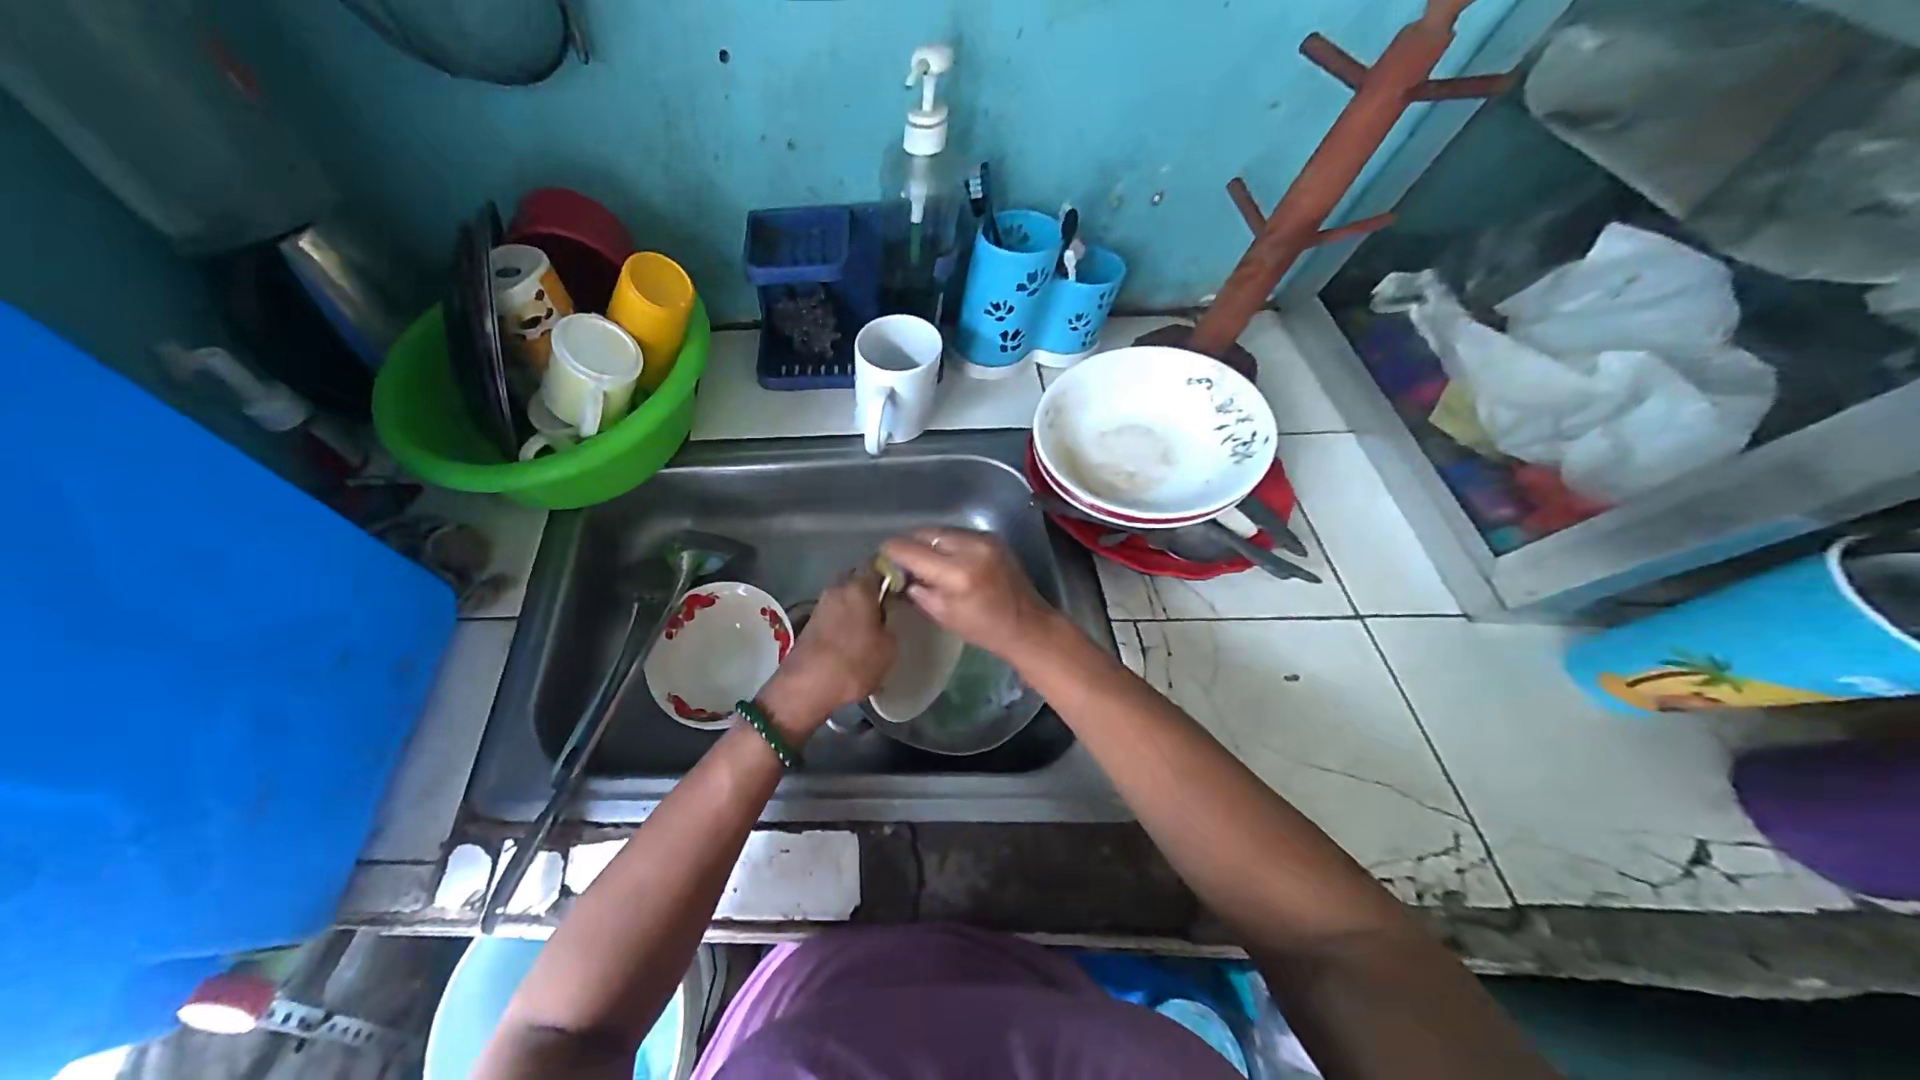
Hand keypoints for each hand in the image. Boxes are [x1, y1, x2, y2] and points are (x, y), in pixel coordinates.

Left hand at [761, 570, 895, 729]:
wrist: (806, 686)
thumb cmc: (854, 662)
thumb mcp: (888, 648)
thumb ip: (889, 626)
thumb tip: (883, 621)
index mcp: (859, 587)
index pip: (877, 564)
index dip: (891, 571)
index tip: (903, 583)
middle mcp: (837, 588)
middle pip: (857, 578)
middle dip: (871, 588)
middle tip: (887, 605)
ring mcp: (820, 605)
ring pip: (845, 596)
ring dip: (856, 605)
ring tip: (872, 625)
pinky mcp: (810, 623)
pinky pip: (834, 612)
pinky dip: (845, 619)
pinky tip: (854, 638)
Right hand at [879, 528, 1061, 656]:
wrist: (1027, 624)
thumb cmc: (983, 628)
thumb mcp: (942, 614)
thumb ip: (917, 589)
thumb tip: (900, 574)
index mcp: (956, 573)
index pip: (910, 550)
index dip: (892, 552)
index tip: (883, 558)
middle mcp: (970, 548)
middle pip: (925, 534)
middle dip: (910, 545)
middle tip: (902, 560)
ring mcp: (984, 539)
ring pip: (942, 531)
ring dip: (929, 542)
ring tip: (923, 560)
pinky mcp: (993, 537)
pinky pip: (959, 534)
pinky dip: (947, 543)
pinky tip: (946, 558)